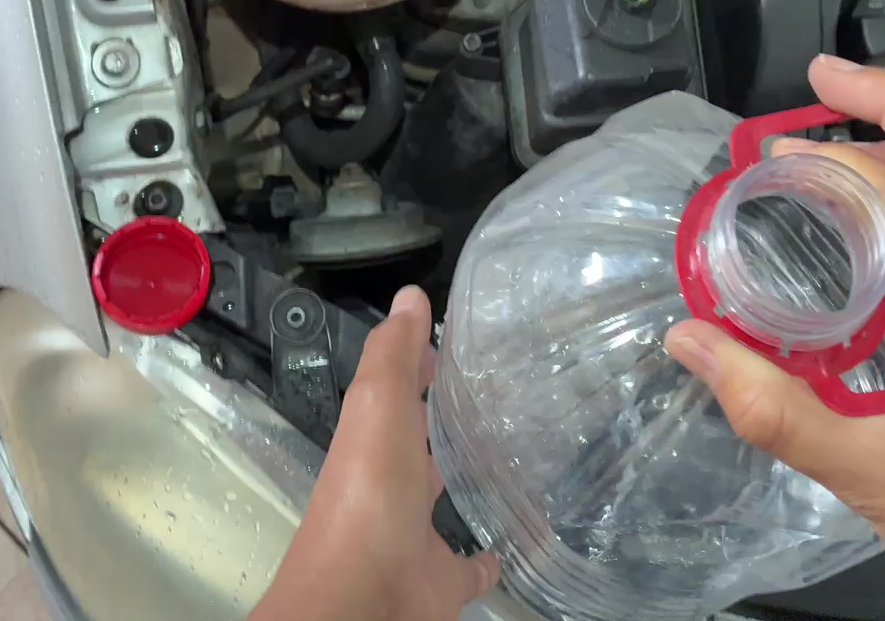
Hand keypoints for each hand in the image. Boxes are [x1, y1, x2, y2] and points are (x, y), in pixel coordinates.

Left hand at [251, 286, 498, 620]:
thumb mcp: (378, 401)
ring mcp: (415, 529)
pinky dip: (490, 552)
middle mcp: (392, 476)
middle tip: (502, 389)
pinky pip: (470, 563)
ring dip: (467, 473)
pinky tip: (523, 535)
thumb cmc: (369, 488)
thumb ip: (395, 350)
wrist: (361, 598)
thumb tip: (411, 293)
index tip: (461, 337)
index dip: (422, 361)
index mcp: (376, 432)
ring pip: (443, 492)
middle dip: (447, 414)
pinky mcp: (440, 579)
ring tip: (517, 449)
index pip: (400, 386)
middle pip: (421, 437)